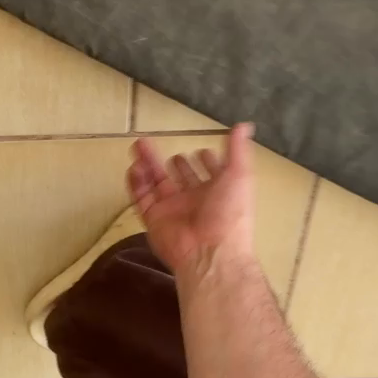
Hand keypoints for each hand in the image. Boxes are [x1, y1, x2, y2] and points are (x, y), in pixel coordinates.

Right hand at [127, 123, 258, 282]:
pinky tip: (134, 166)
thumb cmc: (230, 213)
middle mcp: (194, 200)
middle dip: (172, 162)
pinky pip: (141, 198)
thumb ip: (238, 150)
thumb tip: (244, 125)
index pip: (209, 173)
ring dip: (148, 164)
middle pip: (179, 177)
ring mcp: (172, 210)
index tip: (200, 151)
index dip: (206, 162)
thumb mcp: (240, 176)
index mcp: (217, 192)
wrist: (210, 252)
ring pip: (156, 183)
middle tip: (159, 145)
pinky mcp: (153, 219)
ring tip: (139, 146)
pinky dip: (136, 182)